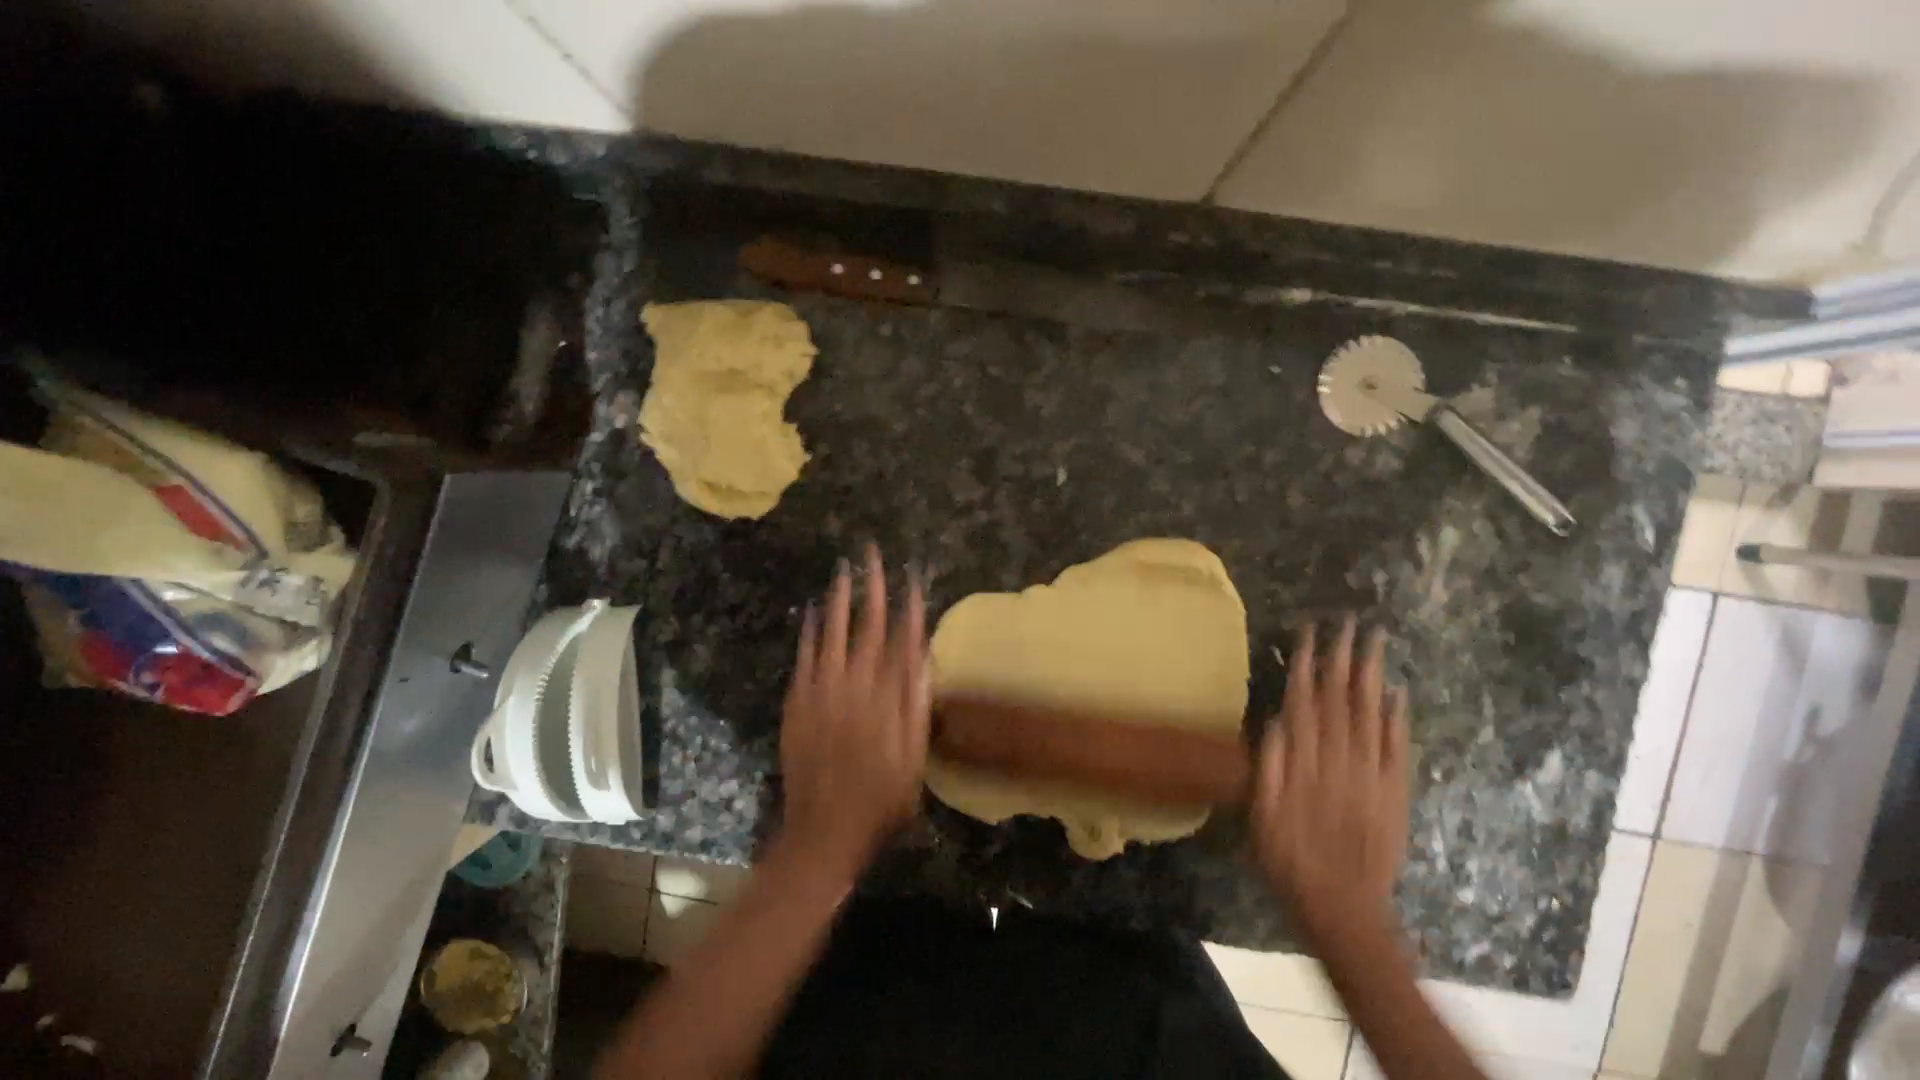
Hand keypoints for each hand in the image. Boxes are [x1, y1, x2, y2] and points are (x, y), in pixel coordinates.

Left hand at [776, 544, 930, 885]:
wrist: (825, 830)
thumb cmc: (880, 801)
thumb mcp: (913, 759)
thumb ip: (917, 706)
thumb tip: (923, 659)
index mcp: (889, 699)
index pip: (904, 641)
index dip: (909, 606)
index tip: (913, 575)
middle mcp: (857, 687)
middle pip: (867, 628)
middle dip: (873, 587)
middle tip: (872, 553)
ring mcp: (824, 693)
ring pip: (833, 635)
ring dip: (839, 600)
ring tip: (843, 568)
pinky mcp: (799, 703)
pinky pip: (804, 658)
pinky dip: (810, 633)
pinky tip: (813, 611)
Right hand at [1251, 616, 1410, 947]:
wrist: (1343, 908)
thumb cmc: (1289, 864)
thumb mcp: (1262, 820)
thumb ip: (1270, 770)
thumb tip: (1277, 720)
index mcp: (1304, 765)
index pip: (1304, 702)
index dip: (1306, 666)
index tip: (1308, 632)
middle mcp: (1340, 761)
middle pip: (1340, 700)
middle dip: (1342, 658)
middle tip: (1347, 621)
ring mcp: (1371, 775)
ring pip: (1371, 714)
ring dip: (1371, 675)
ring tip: (1373, 640)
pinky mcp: (1394, 791)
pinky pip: (1397, 747)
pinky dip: (1397, 717)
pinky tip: (1397, 691)